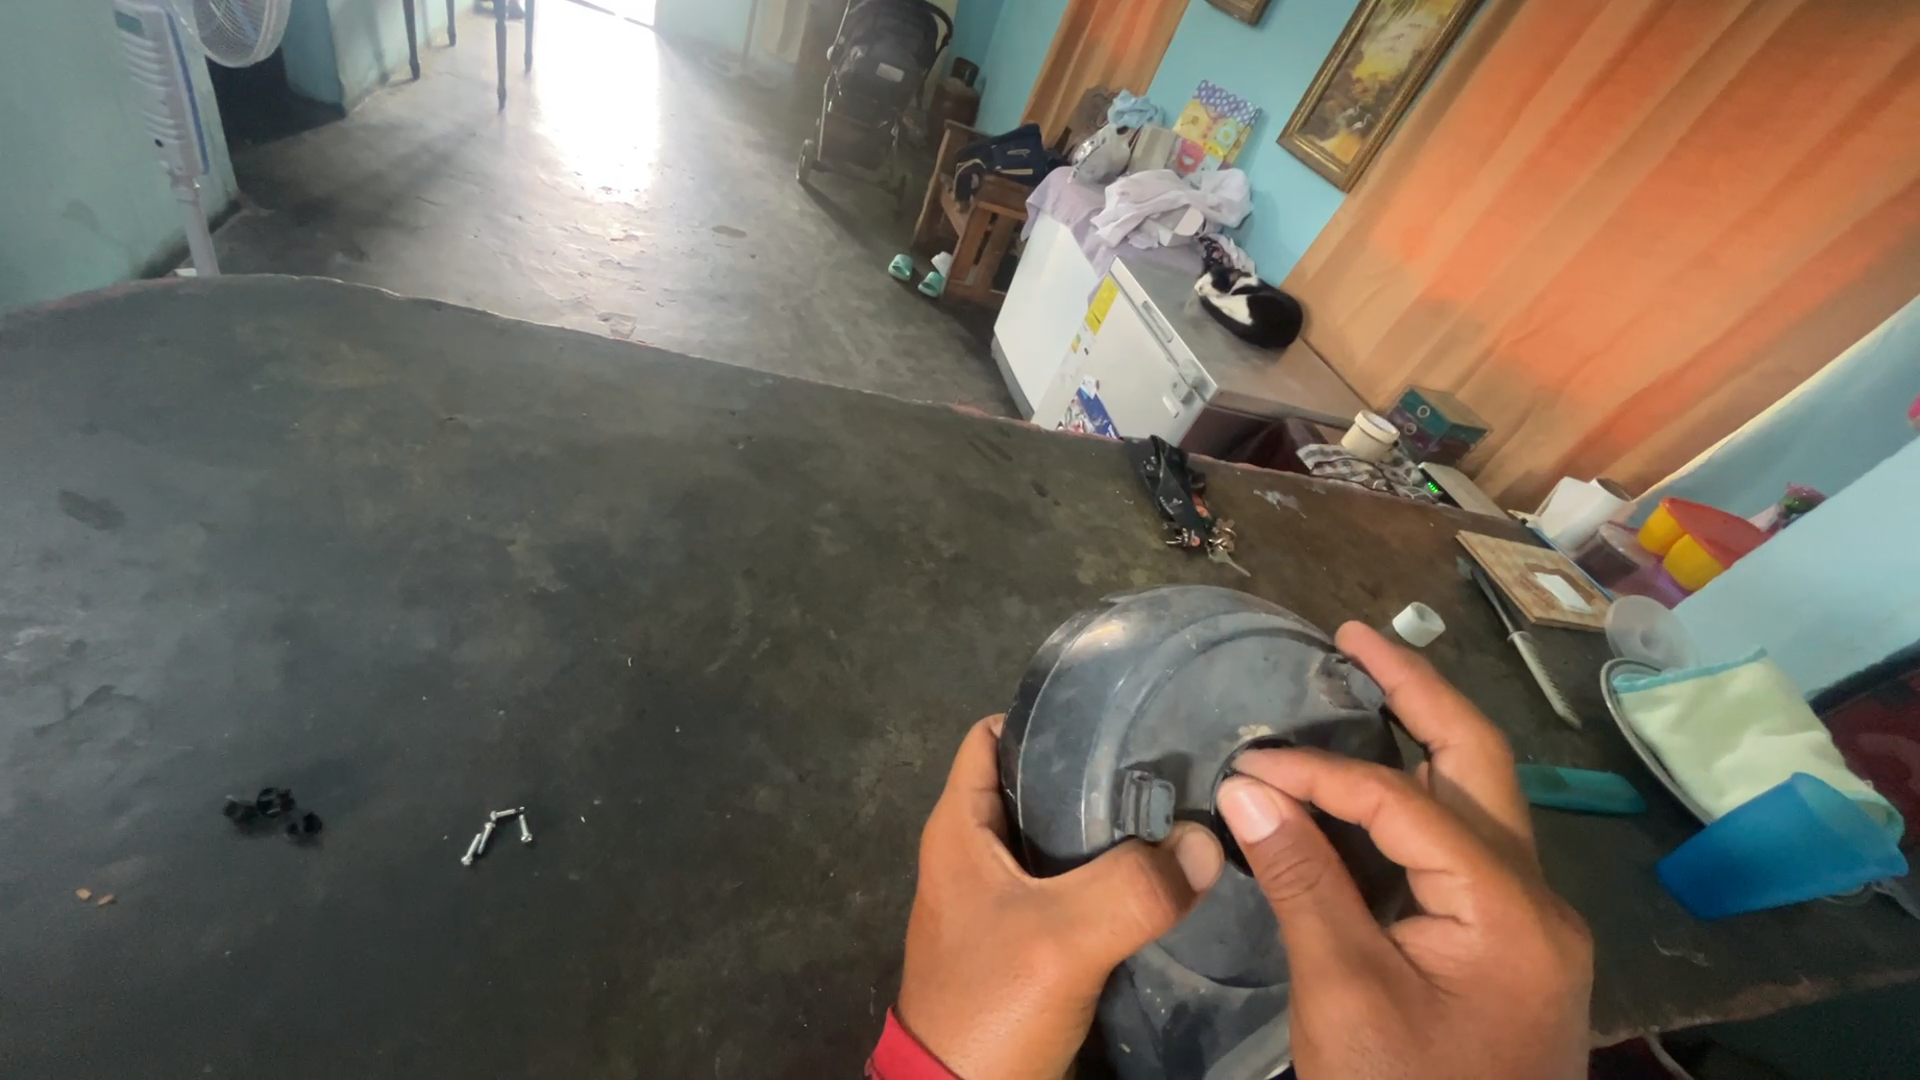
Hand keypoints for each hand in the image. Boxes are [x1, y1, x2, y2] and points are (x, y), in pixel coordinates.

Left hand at [896, 715, 1223, 1079]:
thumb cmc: (989, 1002)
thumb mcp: (1062, 938)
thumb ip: (1132, 888)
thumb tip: (1204, 840)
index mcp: (959, 825)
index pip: (991, 737)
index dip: (1040, 718)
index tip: (1106, 713)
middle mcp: (971, 847)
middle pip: (1027, 781)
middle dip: (1083, 768)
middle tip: (1153, 761)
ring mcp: (994, 892)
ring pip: (1048, 833)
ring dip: (1095, 823)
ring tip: (1162, 808)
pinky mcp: (1018, 931)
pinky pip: (1060, 879)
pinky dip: (1096, 869)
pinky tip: (1145, 871)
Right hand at [1216, 622, 1592, 1079]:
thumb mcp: (1344, 993)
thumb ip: (1302, 879)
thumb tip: (1245, 788)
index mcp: (1505, 910)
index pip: (1399, 802)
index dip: (1314, 774)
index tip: (1246, 768)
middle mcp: (1530, 897)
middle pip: (1476, 759)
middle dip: (1414, 687)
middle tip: (1351, 635)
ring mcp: (1519, 916)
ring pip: (1473, 790)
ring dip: (1418, 726)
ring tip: (1362, 674)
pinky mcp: (1494, 933)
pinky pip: (1452, 833)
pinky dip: (1406, 785)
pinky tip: (1364, 769)